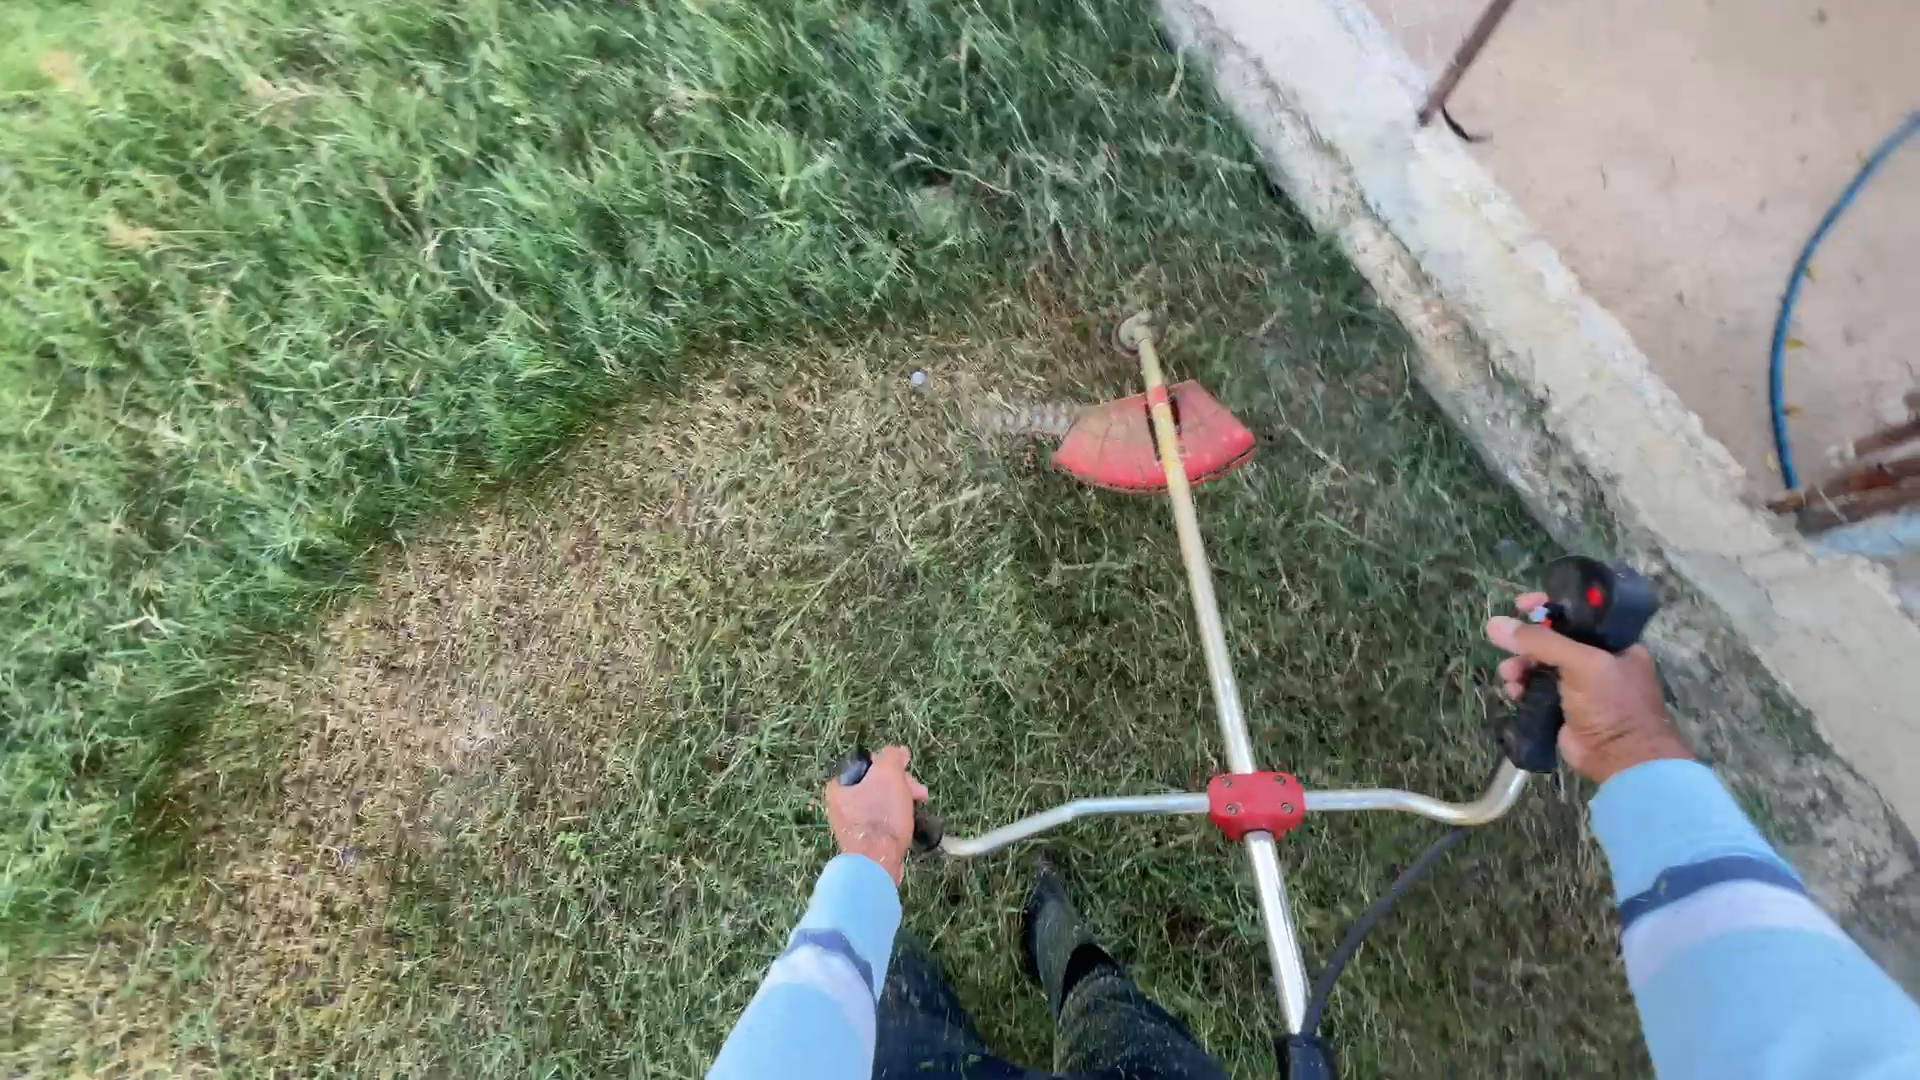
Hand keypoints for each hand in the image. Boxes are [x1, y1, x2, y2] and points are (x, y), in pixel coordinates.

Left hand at [824, 746, 928, 883]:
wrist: (877, 863)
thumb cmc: (881, 815)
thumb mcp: (888, 773)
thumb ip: (892, 756)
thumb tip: (900, 752)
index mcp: (839, 784)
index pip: (870, 764)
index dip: (893, 767)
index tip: (907, 776)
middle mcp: (840, 803)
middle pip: (878, 783)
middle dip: (902, 785)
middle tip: (919, 794)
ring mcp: (850, 823)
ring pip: (882, 801)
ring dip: (902, 801)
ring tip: (918, 810)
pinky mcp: (862, 840)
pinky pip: (881, 820)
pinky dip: (895, 819)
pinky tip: (907, 824)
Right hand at [1487, 593, 1691, 783]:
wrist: (1622, 758)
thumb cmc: (1613, 704)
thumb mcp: (1582, 664)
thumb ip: (1540, 642)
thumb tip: (1494, 624)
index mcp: (1612, 645)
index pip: (1577, 615)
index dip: (1549, 606)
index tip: (1521, 604)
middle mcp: (1595, 661)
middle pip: (1548, 639)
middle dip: (1524, 642)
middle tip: (1504, 642)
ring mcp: (1576, 684)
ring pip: (1534, 663)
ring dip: (1516, 666)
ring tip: (1511, 678)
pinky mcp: (1558, 704)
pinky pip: (1530, 685)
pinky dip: (1518, 685)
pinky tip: (1514, 692)